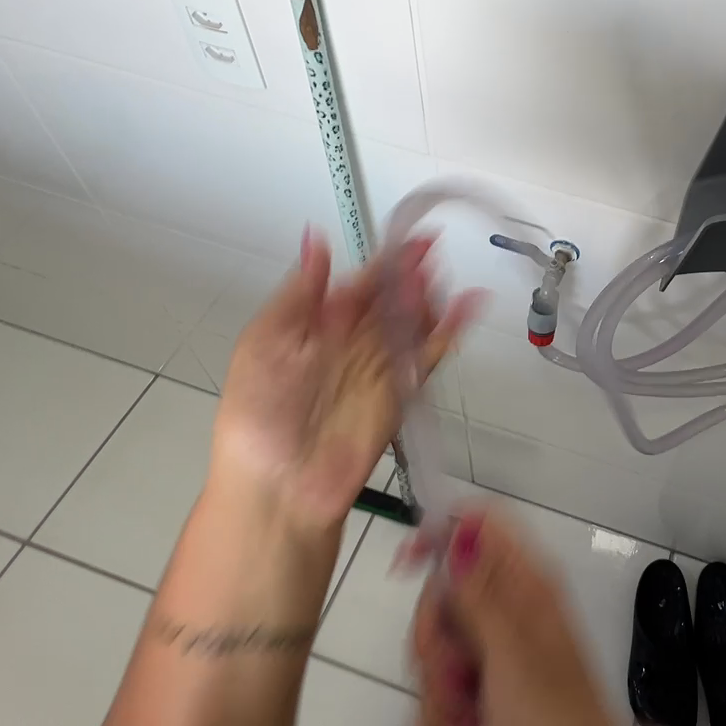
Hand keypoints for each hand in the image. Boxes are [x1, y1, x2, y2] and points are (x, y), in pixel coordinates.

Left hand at [209, 229, 481, 532]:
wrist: (277, 488)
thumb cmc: (257, 416)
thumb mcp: (263, 343)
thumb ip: (298, 293)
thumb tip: (316, 241)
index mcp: (318, 325)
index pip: (359, 284)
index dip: (384, 261)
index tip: (409, 238)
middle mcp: (352, 342)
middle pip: (391, 299)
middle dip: (411, 274)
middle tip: (430, 252)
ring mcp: (380, 366)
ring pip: (414, 321)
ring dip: (430, 298)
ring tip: (439, 279)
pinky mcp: (402, 391)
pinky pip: (430, 355)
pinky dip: (452, 330)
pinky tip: (468, 306)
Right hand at [410, 507, 617, 725]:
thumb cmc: (556, 713)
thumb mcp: (512, 648)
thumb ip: (479, 589)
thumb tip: (457, 531)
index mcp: (528, 580)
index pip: (482, 522)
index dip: (442, 529)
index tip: (408, 560)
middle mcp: (510, 605)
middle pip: (446, 586)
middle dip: (435, 630)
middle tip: (451, 666)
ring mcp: (496, 645)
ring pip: (438, 635)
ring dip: (437, 674)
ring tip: (465, 705)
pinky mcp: (483, 679)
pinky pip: (440, 674)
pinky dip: (442, 700)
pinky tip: (464, 717)